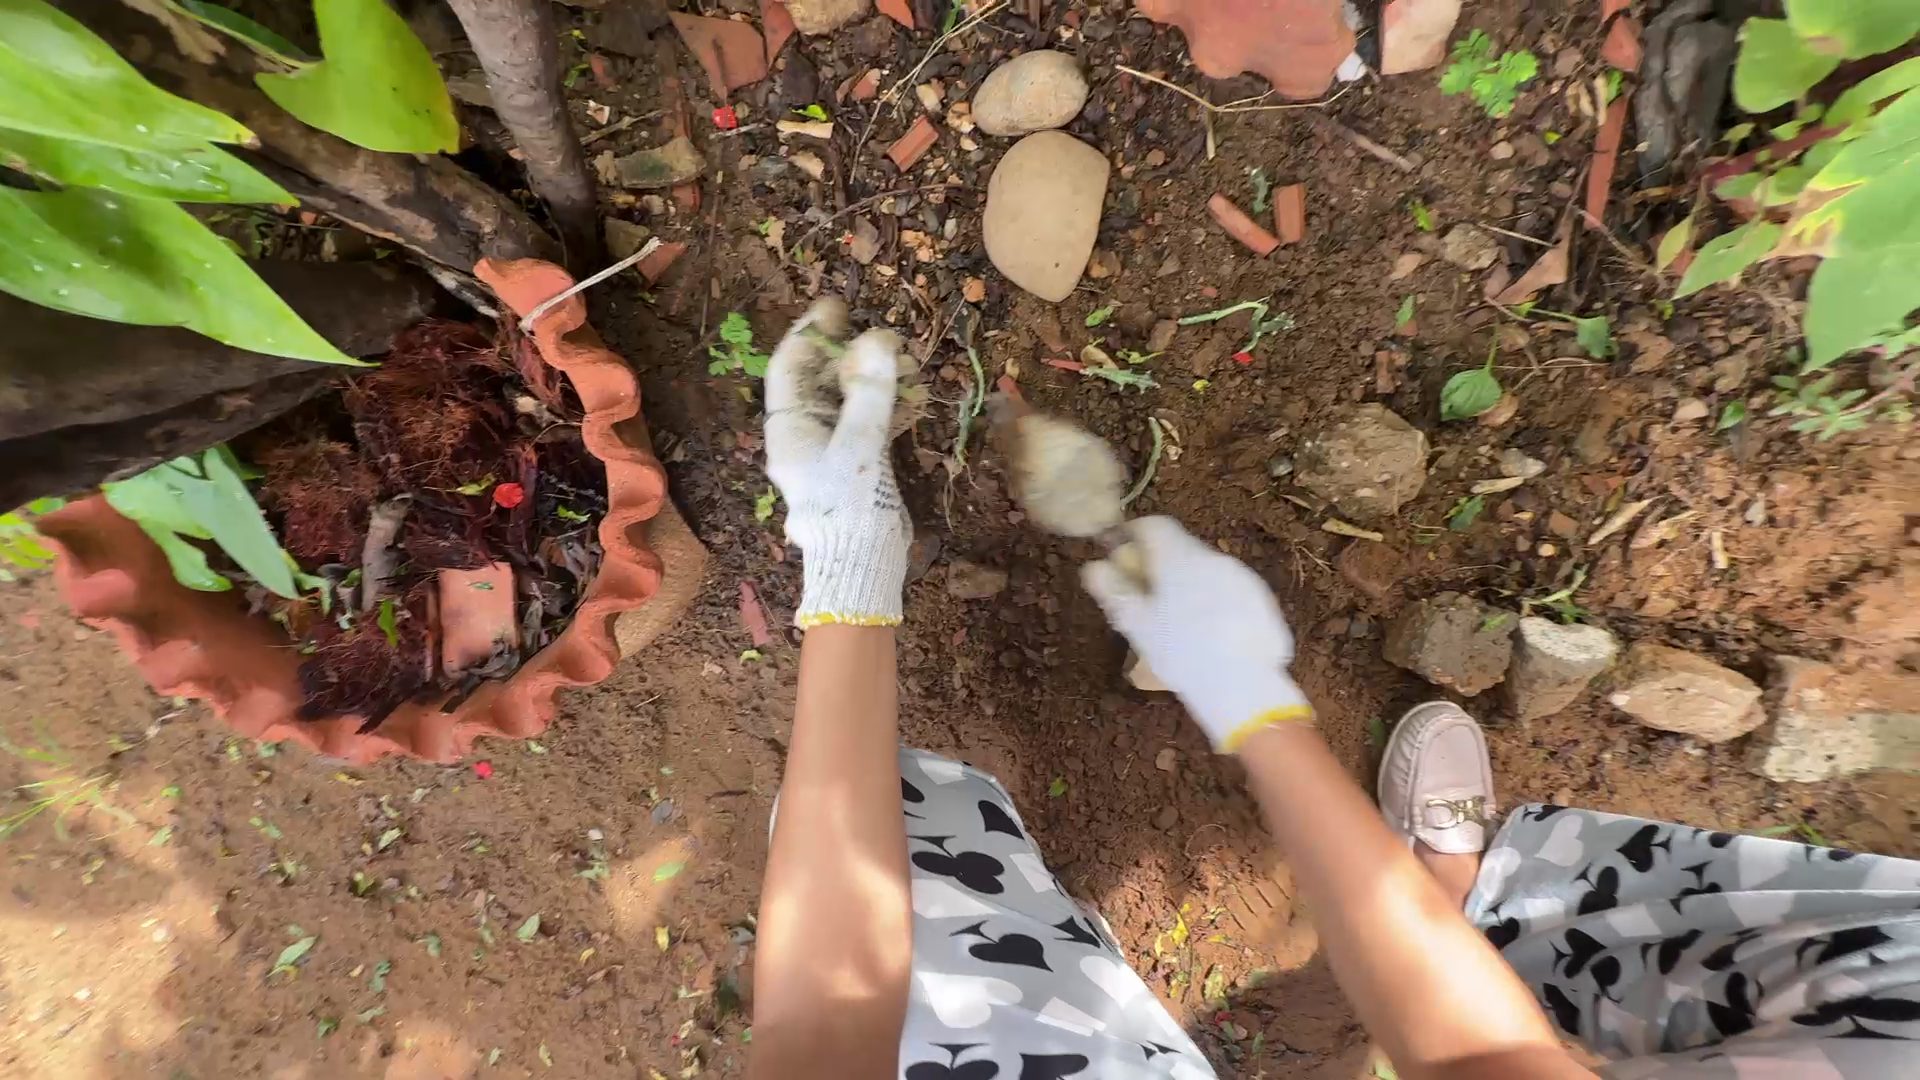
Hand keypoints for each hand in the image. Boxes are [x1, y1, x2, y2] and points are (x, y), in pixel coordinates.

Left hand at [765, 300, 910, 626]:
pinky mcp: (859, 464)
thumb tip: (878, 339)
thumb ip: (870, 394)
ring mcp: (833, 451)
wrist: (864, 566)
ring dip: (879, 380)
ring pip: (852, 400)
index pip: (790, 368)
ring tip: (909, 364)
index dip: (810, 334)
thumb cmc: (850, 508)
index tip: (835, 306)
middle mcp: (806, 436)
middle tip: (885, 335)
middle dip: (855, 356)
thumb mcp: (859, 446)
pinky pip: (872, 424)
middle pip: (824, 381)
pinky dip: (891, 408)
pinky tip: (916, 396)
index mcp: (790, 431)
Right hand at [1081, 517, 1311, 750]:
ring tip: (1176, 619)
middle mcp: (1213, 559)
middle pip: (1179, 548)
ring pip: (1204, 569)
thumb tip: (1094, 567)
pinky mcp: (1262, 600)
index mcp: (1180, 559)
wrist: (1241, 686)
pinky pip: (1227, 589)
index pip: (1153, 526)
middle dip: (1158, 564)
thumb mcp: (1136, 624)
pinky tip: (1206, 633)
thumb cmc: (1180, 653)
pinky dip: (1211, 600)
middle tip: (1144, 594)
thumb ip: (1114, 589)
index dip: (1132, 535)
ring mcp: (1242, 578)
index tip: (1121, 555)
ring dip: (1186, 582)